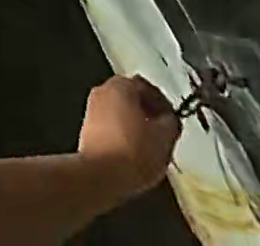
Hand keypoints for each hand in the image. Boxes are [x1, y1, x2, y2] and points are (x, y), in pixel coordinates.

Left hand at [78, 76, 179, 197]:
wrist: (101, 172)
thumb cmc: (134, 151)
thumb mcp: (164, 137)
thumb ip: (171, 122)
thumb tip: (170, 119)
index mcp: (119, 87)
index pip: (144, 85)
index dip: (162, 101)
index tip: (172, 117)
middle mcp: (102, 91)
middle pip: (130, 95)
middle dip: (148, 110)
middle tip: (163, 127)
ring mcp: (92, 107)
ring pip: (119, 109)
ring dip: (135, 120)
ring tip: (151, 141)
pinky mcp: (87, 125)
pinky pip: (110, 121)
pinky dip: (123, 130)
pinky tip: (134, 149)